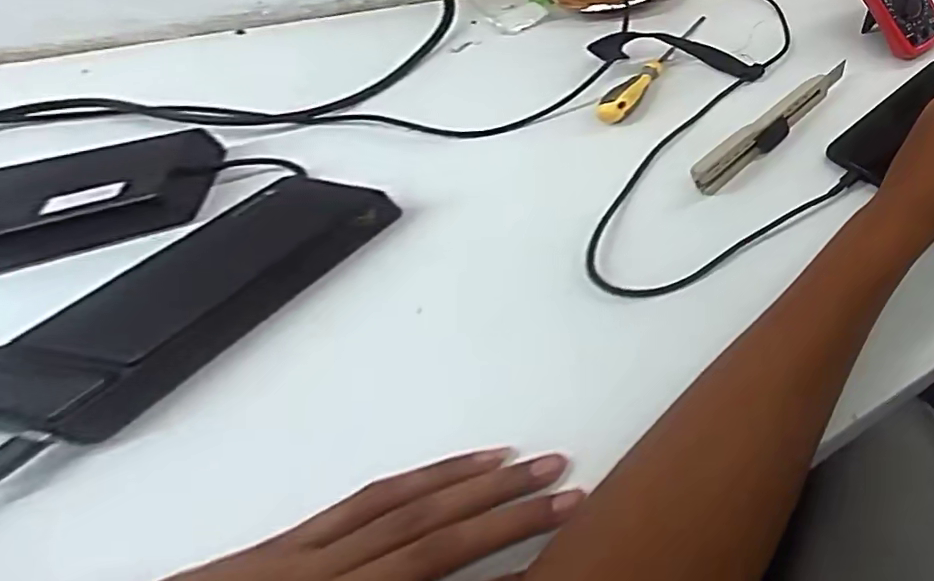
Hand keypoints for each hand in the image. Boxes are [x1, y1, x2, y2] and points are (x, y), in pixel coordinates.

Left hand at [165, 449, 580, 580]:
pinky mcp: (274, 547)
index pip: (435, 567)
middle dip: (508, 504)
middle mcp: (313, 578)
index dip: (504, 546)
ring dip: (475, 479)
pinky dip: (420, 478)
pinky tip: (454, 467)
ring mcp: (293, 557)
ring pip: (405, 504)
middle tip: (565, 480)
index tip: (557, 529)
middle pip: (432, 530)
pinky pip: (363, 500)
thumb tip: (448, 577)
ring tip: (529, 459)